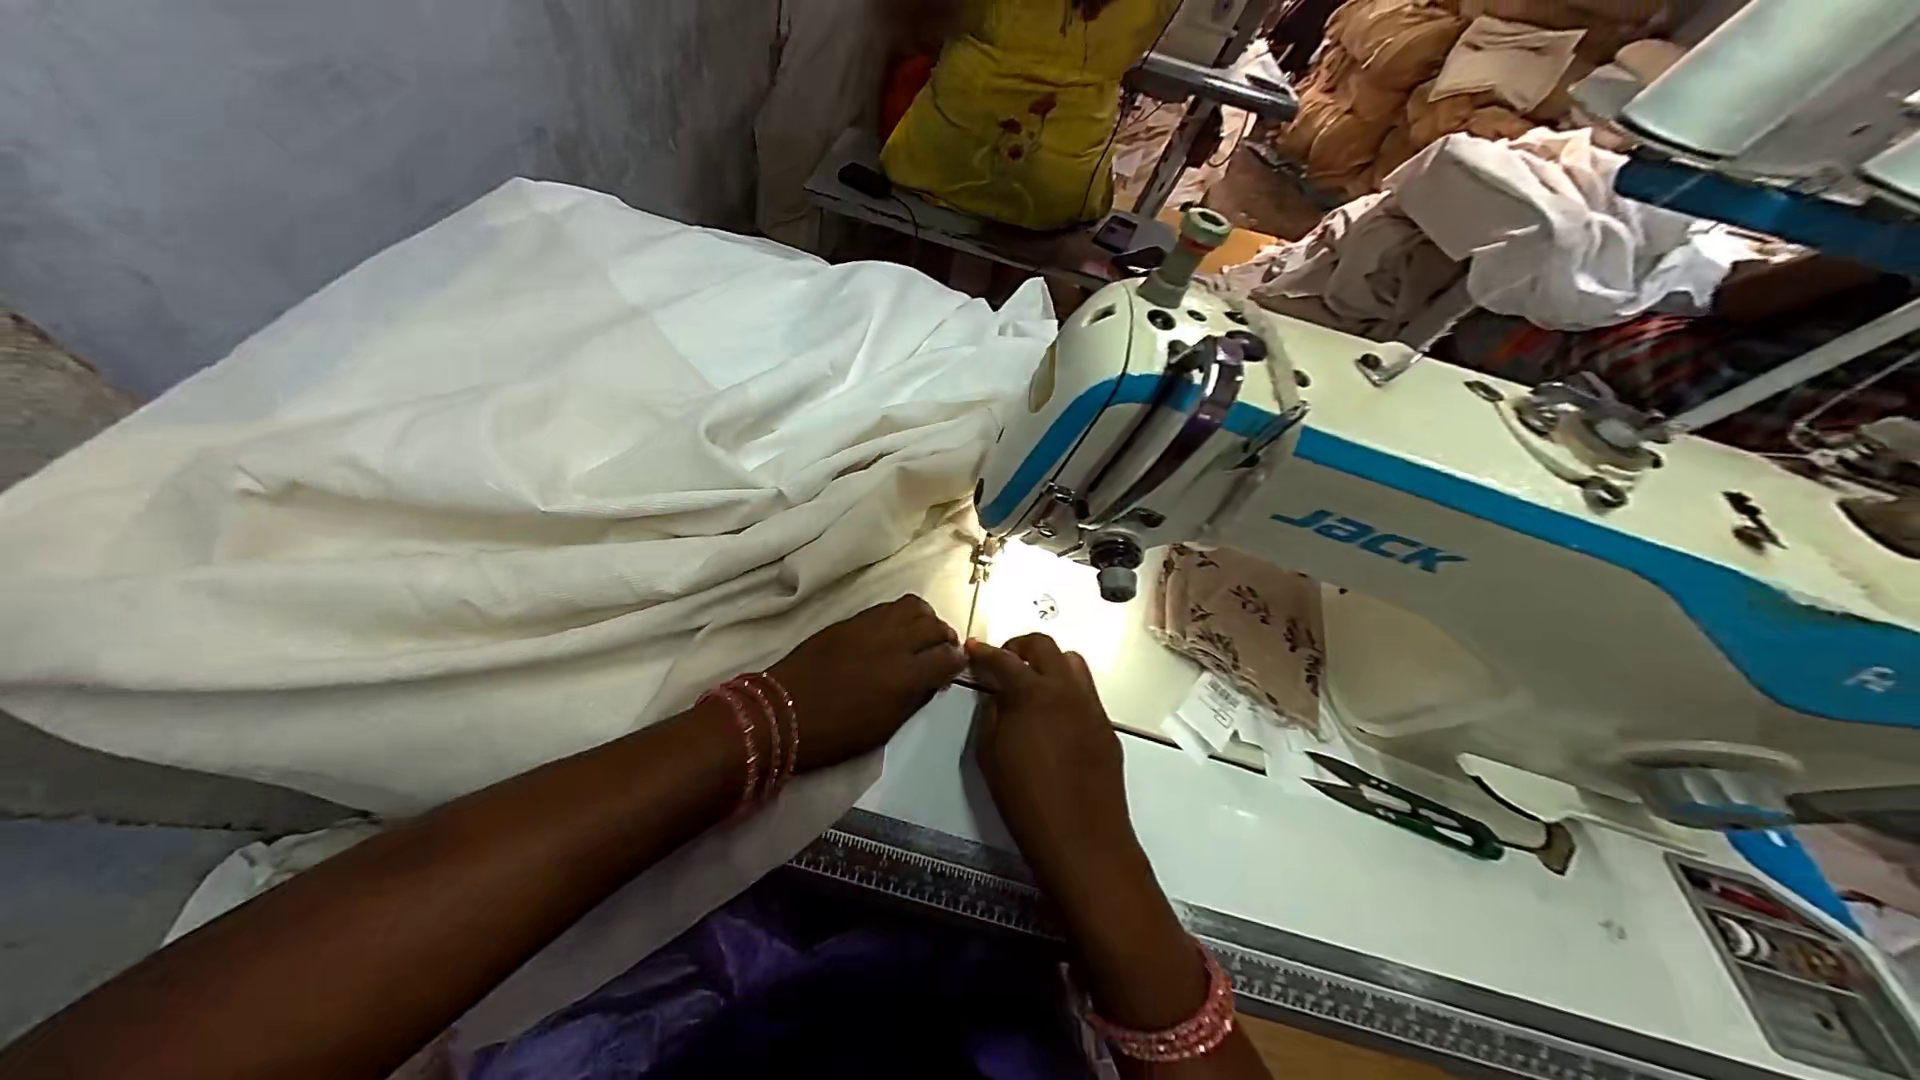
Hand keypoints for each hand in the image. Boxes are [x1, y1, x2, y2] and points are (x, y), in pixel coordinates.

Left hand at [768, 595, 964, 771]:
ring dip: (926, 619)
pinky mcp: (852, 620)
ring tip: (921, 633)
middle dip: (946, 637)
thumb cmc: (836, 733)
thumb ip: (915, 699)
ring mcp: (872, 627)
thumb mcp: (885, 727)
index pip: (948, 657)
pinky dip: (902, 615)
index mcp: (905, 677)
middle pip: (935, 626)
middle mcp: (894, 644)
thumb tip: (934, 680)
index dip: (958, 661)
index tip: (957, 665)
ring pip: (914, 606)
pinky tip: (896, 631)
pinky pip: (888, 607)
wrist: (783, 713)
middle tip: (942, 649)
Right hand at [967, 634, 1139, 893]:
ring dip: (1048, 662)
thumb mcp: (990, 756)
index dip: (984, 651)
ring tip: (1031, 681)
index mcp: (1033, 693)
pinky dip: (1066, 687)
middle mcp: (1066, 689)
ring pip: (1072, 662)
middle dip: (1019, 646)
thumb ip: (991, 715)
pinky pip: (1085, 690)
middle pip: (1044, 645)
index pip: (1004, 659)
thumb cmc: (1026, 801)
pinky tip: (1053, 714)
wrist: (1083, 839)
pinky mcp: (1106, 725)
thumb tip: (997, 696)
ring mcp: (1091, 706)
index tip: (972, 648)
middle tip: (1003, 661)